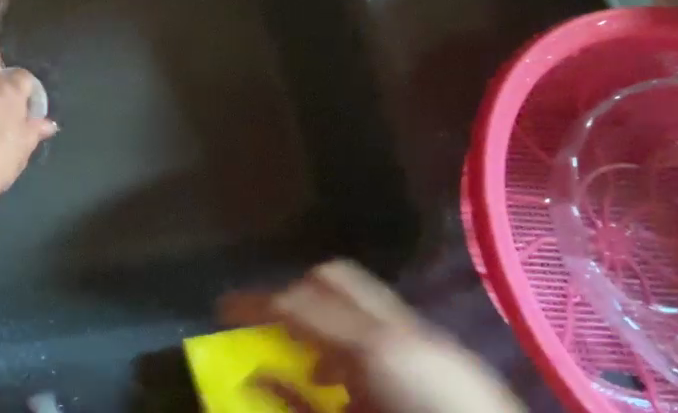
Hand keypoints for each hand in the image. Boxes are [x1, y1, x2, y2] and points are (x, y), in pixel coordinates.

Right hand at [220, 260, 523, 412]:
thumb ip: (299, 402)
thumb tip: (254, 373)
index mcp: (372, 349)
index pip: (295, 302)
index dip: (252, 303)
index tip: (221, 310)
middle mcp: (402, 329)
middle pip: (332, 278)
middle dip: (295, 294)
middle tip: (271, 329)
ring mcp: (434, 340)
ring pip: (365, 297)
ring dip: (329, 314)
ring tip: (315, 363)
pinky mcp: (456, 359)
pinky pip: (393, 325)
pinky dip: (362, 336)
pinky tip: (361, 381)